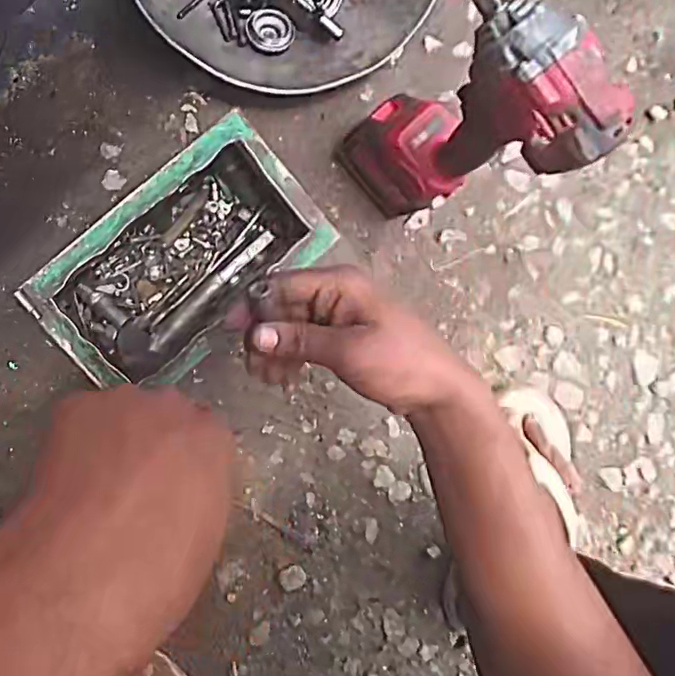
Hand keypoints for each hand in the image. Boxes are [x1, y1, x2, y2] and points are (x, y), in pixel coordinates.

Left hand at [7, 386, 235, 641]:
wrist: (84, 574)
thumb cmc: (156, 576)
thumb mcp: (202, 540)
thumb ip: (197, 497)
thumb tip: (176, 496)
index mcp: (212, 440)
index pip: (203, 435)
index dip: (183, 464)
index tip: (169, 488)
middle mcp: (171, 407)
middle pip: (164, 415)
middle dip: (151, 443)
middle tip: (131, 486)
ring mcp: (121, 403)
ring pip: (121, 414)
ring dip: (112, 439)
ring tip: (92, 486)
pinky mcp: (75, 407)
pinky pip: (80, 417)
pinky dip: (75, 442)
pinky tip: (67, 480)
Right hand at [226, 265, 481, 414]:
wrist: (438, 391)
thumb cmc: (405, 362)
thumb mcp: (347, 350)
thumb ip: (299, 340)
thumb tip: (259, 333)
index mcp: (340, 284)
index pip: (282, 285)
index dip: (255, 307)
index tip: (236, 329)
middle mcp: (336, 293)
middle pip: (282, 307)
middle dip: (264, 335)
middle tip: (253, 361)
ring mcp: (337, 315)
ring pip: (289, 326)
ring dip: (274, 350)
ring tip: (269, 375)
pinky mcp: (338, 335)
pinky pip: (302, 340)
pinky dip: (290, 356)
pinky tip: (285, 375)